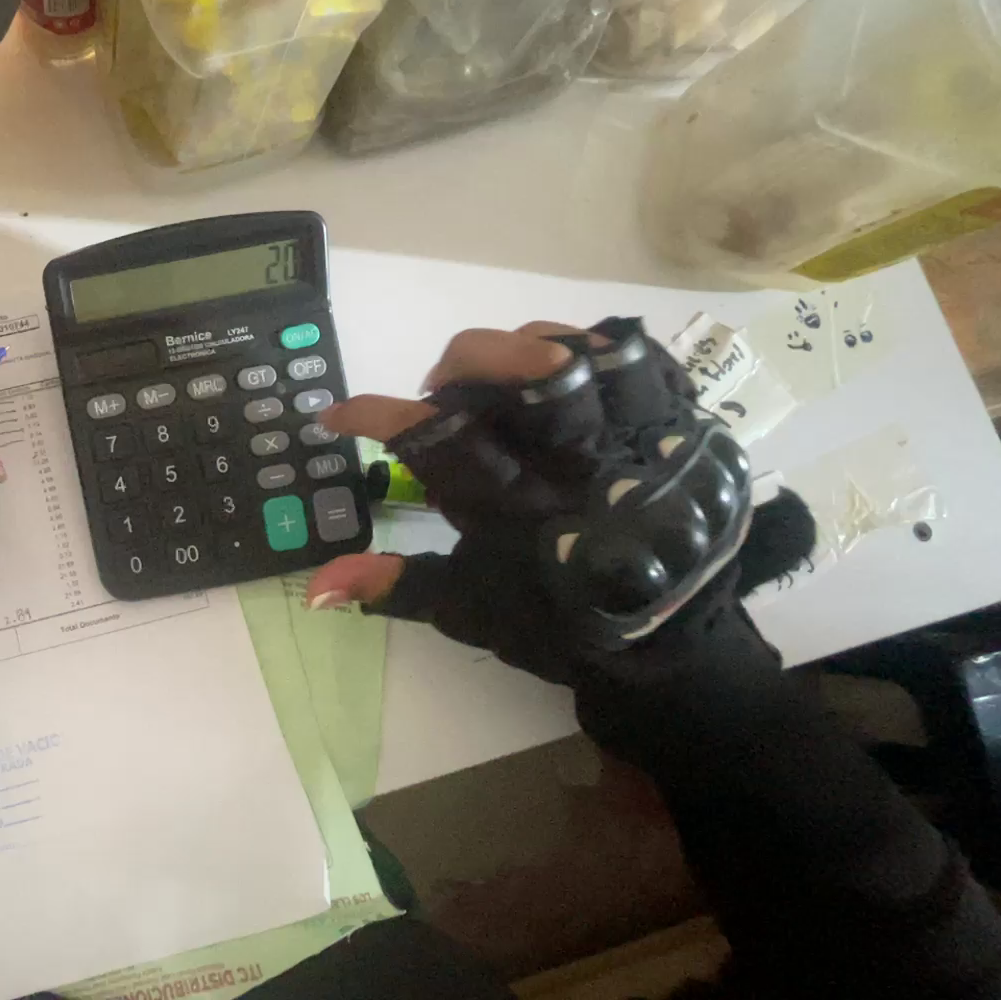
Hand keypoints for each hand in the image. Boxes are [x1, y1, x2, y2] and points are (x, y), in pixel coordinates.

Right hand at [304, 318, 814, 684]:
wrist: (680, 650)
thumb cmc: (561, 625)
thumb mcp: (469, 608)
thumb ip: (393, 586)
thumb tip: (314, 588)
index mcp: (523, 508)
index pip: (437, 440)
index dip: (375, 416)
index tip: (336, 415)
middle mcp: (582, 463)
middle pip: (528, 370)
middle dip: (463, 364)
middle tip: (435, 389)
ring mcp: (641, 439)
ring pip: (584, 350)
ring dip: (523, 349)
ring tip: (498, 375)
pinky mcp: (687, 429)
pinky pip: (645, 357)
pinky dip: (593, 350)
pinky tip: (564, 369)